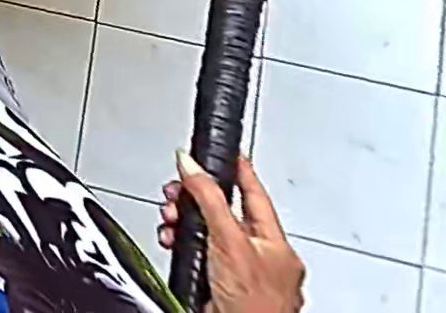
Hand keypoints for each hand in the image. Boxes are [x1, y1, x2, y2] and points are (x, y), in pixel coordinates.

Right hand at [159, 151, 303, 312]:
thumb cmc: (255, 306)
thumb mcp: (229, 241)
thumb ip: (209, 198)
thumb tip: (190, 163)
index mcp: (273, 243)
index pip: (254, 192)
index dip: (239, 168)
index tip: (229, 148)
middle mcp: (258, 253)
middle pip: (220, 207)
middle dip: (193, 196)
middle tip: (176, 191)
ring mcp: (236, 267)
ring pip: (203, 226)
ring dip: (181, 218)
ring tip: (171, 219)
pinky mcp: (215, 277)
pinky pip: (193, 245)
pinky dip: (178, 238)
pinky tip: (172, 239)